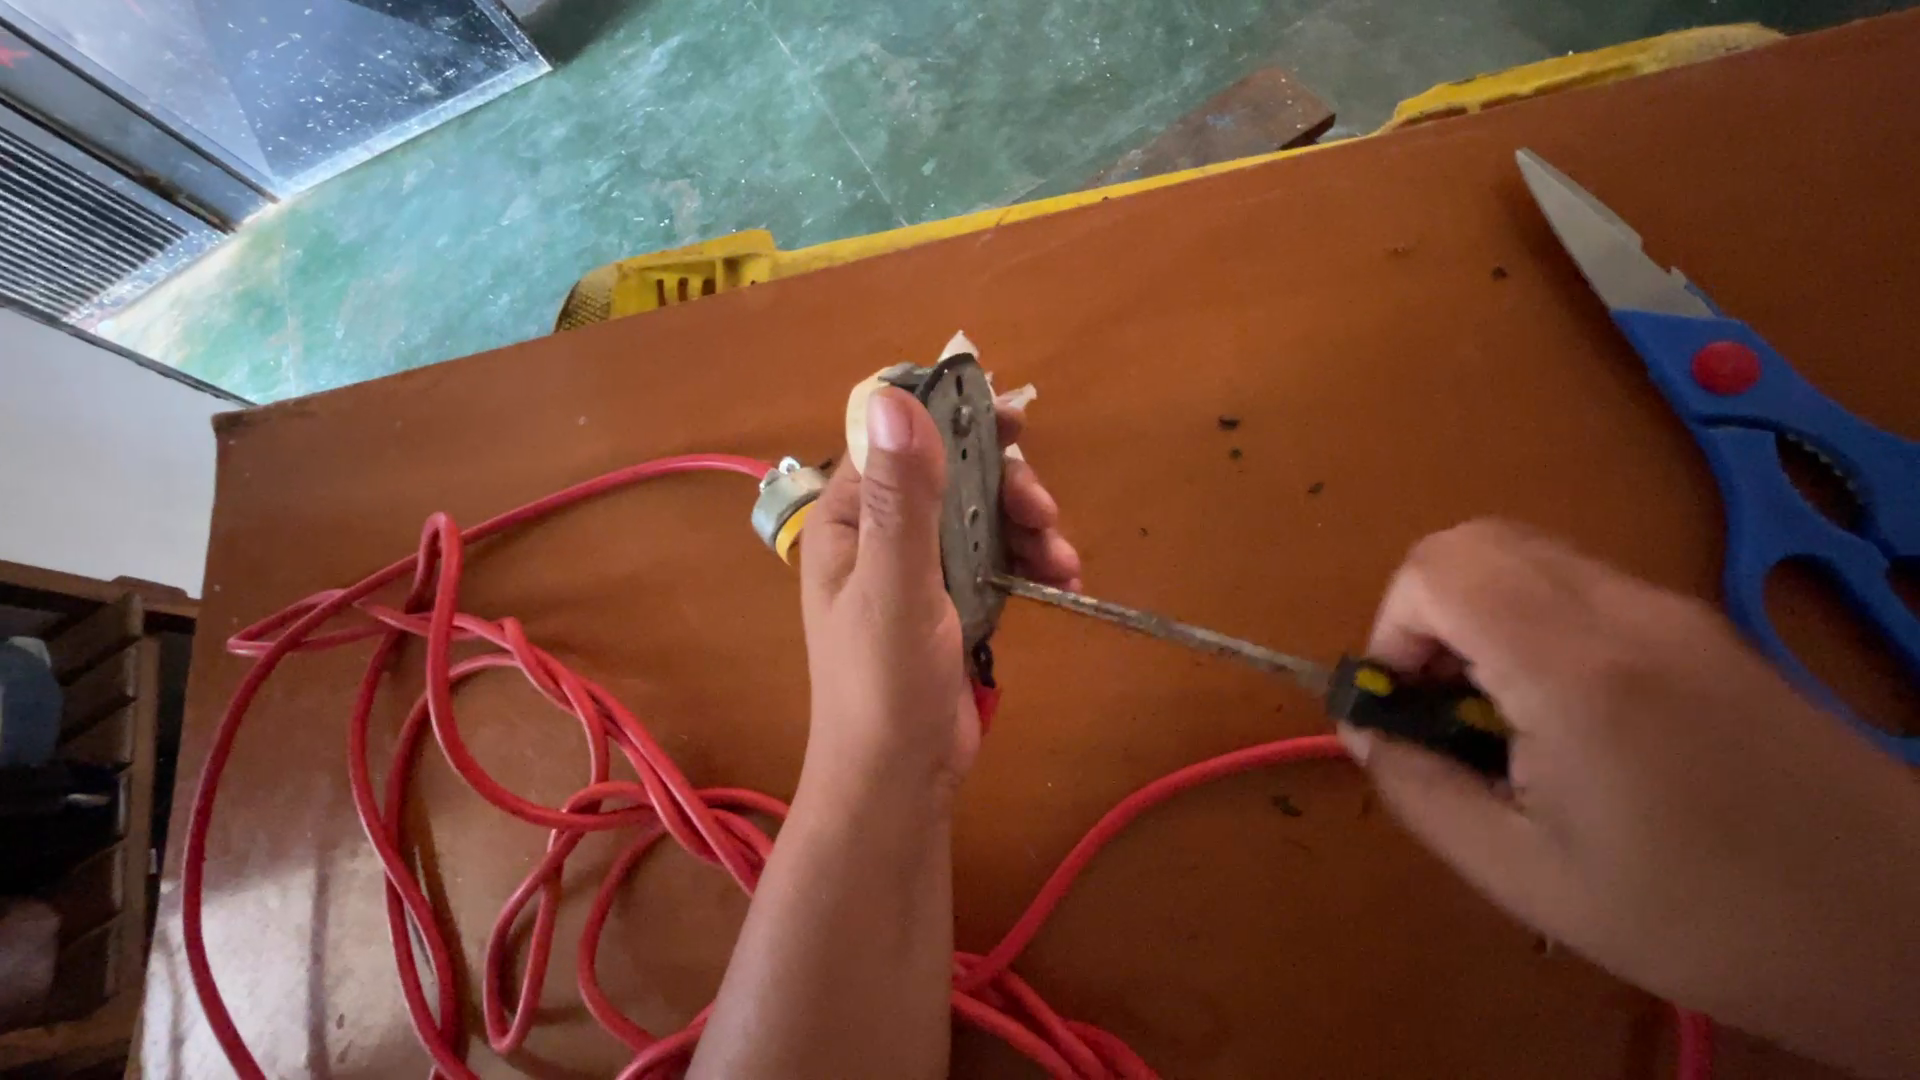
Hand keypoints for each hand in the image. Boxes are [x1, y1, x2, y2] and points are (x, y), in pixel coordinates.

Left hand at [799, 387, 1079, 791]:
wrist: (900, 778)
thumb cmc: (884, 684)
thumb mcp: (896, 585)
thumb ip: (902, 497)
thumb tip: (893, 396)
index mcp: (850, 520)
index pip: (898, 443)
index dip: (951, 420)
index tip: (1014, 420)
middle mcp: (881, 536)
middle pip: (951, 476)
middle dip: (1005, 486)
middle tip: (1045, 511)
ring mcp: (919, 569)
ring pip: (981, 516)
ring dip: (1026, 526)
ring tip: (1061, 558)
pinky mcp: (952, 601)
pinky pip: (996, 558)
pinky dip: (1030, 560)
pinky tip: (1062, 579)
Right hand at [1346, 519, 1919, 1077]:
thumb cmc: (1708, 917)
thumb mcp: (1525, 875)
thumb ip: (1419, 789)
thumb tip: (1368, 729)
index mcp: (1574, 669)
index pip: (1437, 569)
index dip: (1391, 627)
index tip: (1406, 704)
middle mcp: (1622, 613)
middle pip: (1472, 542)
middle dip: (1422, 611)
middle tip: (1438, 698)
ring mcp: (1669, 612)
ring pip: (1520, 555)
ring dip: (1471, 612)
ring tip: (1491, 707)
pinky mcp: (1695, 627)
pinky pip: (1570, 584)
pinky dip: (1522, 619)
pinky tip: (1552, 707)